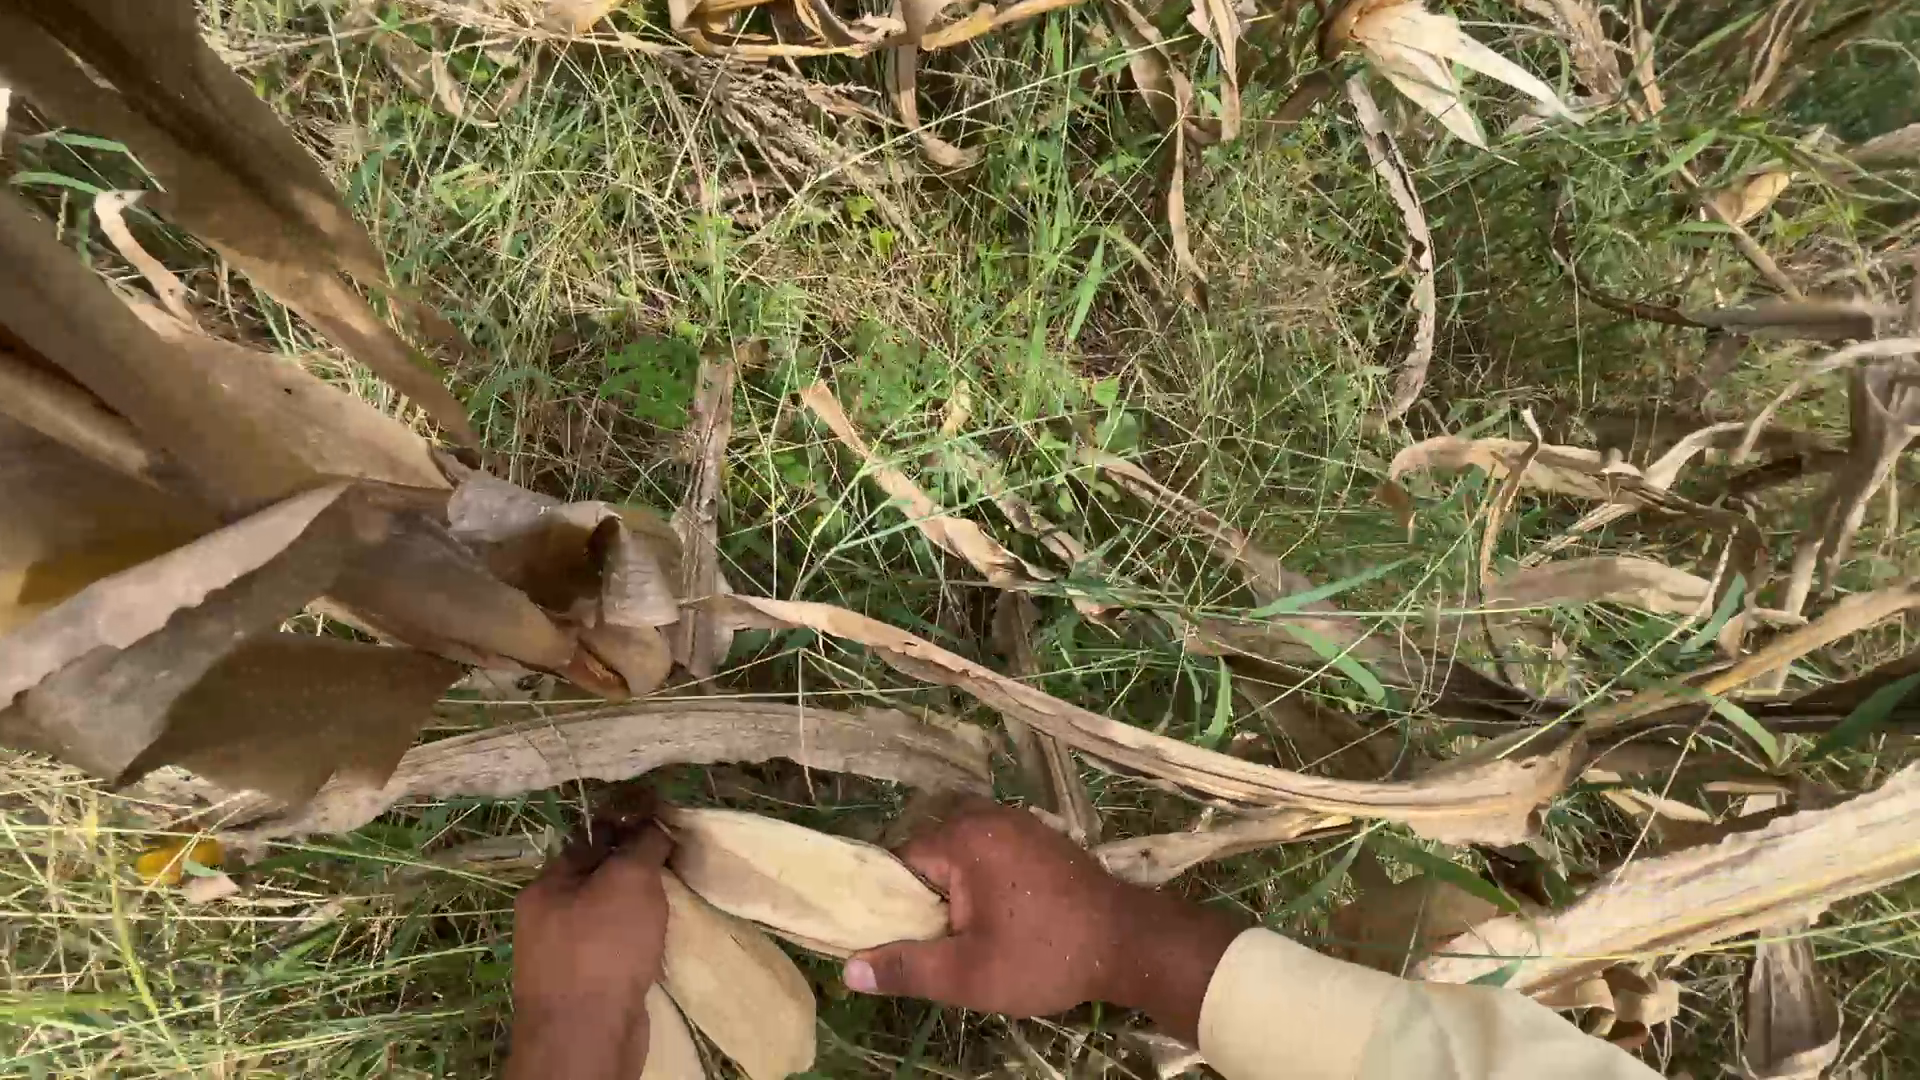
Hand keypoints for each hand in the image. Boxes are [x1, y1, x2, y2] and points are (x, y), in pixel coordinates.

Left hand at [505, 821, 671, 1079]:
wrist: (589, 1037)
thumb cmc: (603, 946)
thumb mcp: (629, 877)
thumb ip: (644, 843)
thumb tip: (657, 825)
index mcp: (546, 886)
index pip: (591, 838)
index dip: (628, 824)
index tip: (665, 820)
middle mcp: (549, 916)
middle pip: (601, 874)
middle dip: (638, 864)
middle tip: (676, 855)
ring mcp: (566, 952)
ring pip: (611, 910)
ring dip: (642, 901)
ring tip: (676, 889)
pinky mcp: (588, 982)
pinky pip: (617, 941)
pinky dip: (640, 933)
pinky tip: (663, 930)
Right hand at [843, 798, 1243, 1040]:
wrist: (1125, 940)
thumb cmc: (1042, 955)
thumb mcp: (967, 974)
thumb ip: (906, 967)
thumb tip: (849, 969)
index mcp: (962, 838)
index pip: (901, 859)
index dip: (892, 899)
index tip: (899, 934)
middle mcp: (986, 815)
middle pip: (931, 850)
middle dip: (925, 893)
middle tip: (935, 938)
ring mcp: (1016, 819)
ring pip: (961, 848)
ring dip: (955, 883)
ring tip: (964, 928)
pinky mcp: (1037, 833)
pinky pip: (990, 845)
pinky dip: (982, 872)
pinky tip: (996, 909)